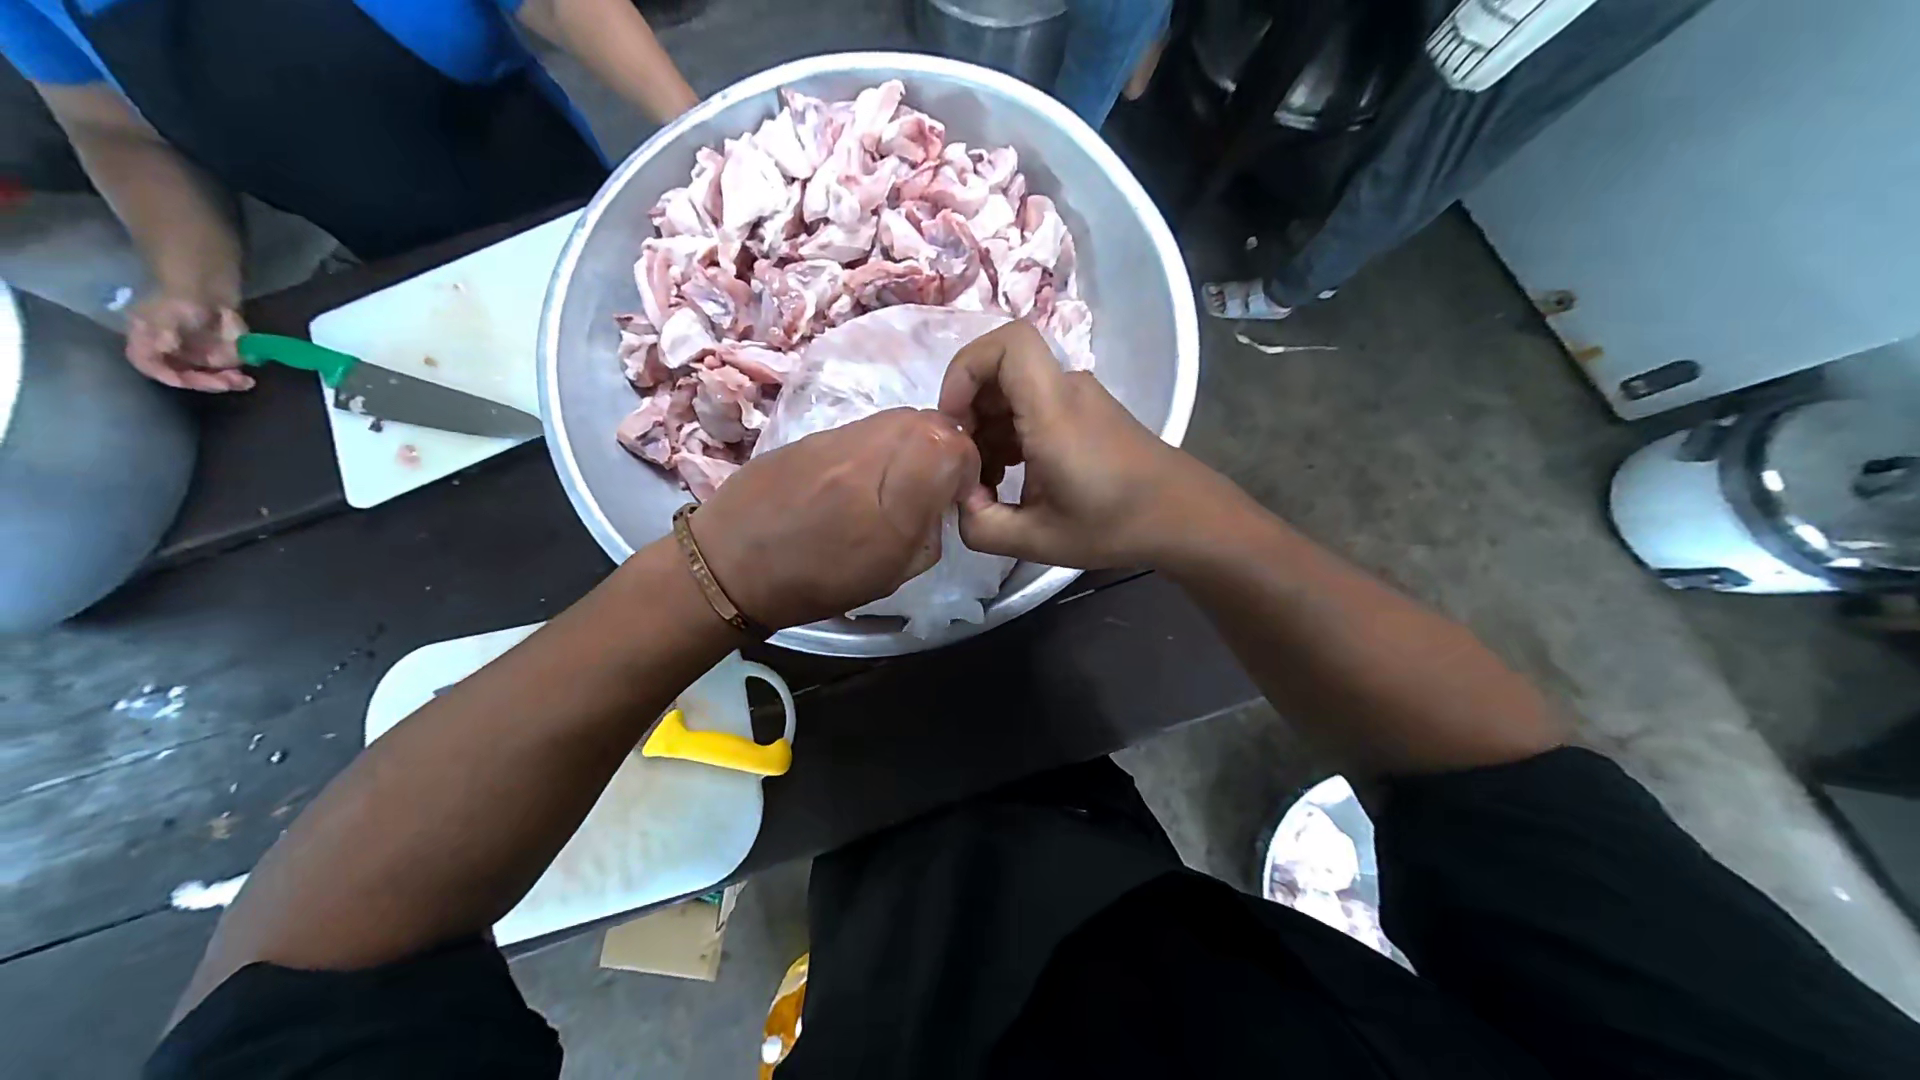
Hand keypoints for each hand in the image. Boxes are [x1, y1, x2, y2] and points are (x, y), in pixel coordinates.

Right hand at [126, 296, 252, 392]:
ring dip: (225, 383)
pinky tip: (247, 380)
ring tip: (244, 381)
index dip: (165, 375)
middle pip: (183, 377)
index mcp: (147, 343)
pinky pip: (226, 377)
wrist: (209, 294)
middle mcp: (170, 355)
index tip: (184, 381)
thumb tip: (166, 347)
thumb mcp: (167, 312)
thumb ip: (164, 330)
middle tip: (226, 383)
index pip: (148, 365)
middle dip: (205, 382)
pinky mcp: (217, 361)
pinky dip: (236, 381)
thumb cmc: (181, 301)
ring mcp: (195, 360)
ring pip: (207, 380)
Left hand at [688, 408, 979, 628]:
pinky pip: (867, 427)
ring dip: (914, 443)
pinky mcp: (814, 432)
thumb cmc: (816, 584)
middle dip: (946, 448)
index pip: (955, 448)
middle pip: (933, 423)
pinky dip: (881, 444)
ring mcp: (839, 437)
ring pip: (901, 418)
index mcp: (893, 501)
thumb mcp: (891, 575)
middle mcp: (869, 455)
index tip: (955, 493)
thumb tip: (941, 499)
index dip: (967, 466)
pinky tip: (861, 475)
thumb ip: (929, 532)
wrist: (730, 564)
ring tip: (897, 478)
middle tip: (932, 482)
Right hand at [938, 321, 1239, 568]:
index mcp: (1053, 410)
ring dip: (988, 428)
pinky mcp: (1084, 412)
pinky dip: (1010, 433)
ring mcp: (1078, 397)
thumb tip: (960, 498)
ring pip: (1013, 390)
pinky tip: (1008, 478)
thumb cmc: (1114, 525)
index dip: (966, 368)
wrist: (1183, 517)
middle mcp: (1066, 389)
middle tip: (962, 461)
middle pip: (1001, 367)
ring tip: (984, 482)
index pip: (1007, 342)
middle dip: (969, 409)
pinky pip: (1033, 405)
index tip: (955, 419)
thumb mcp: (1036, 540)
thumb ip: (979, 526)